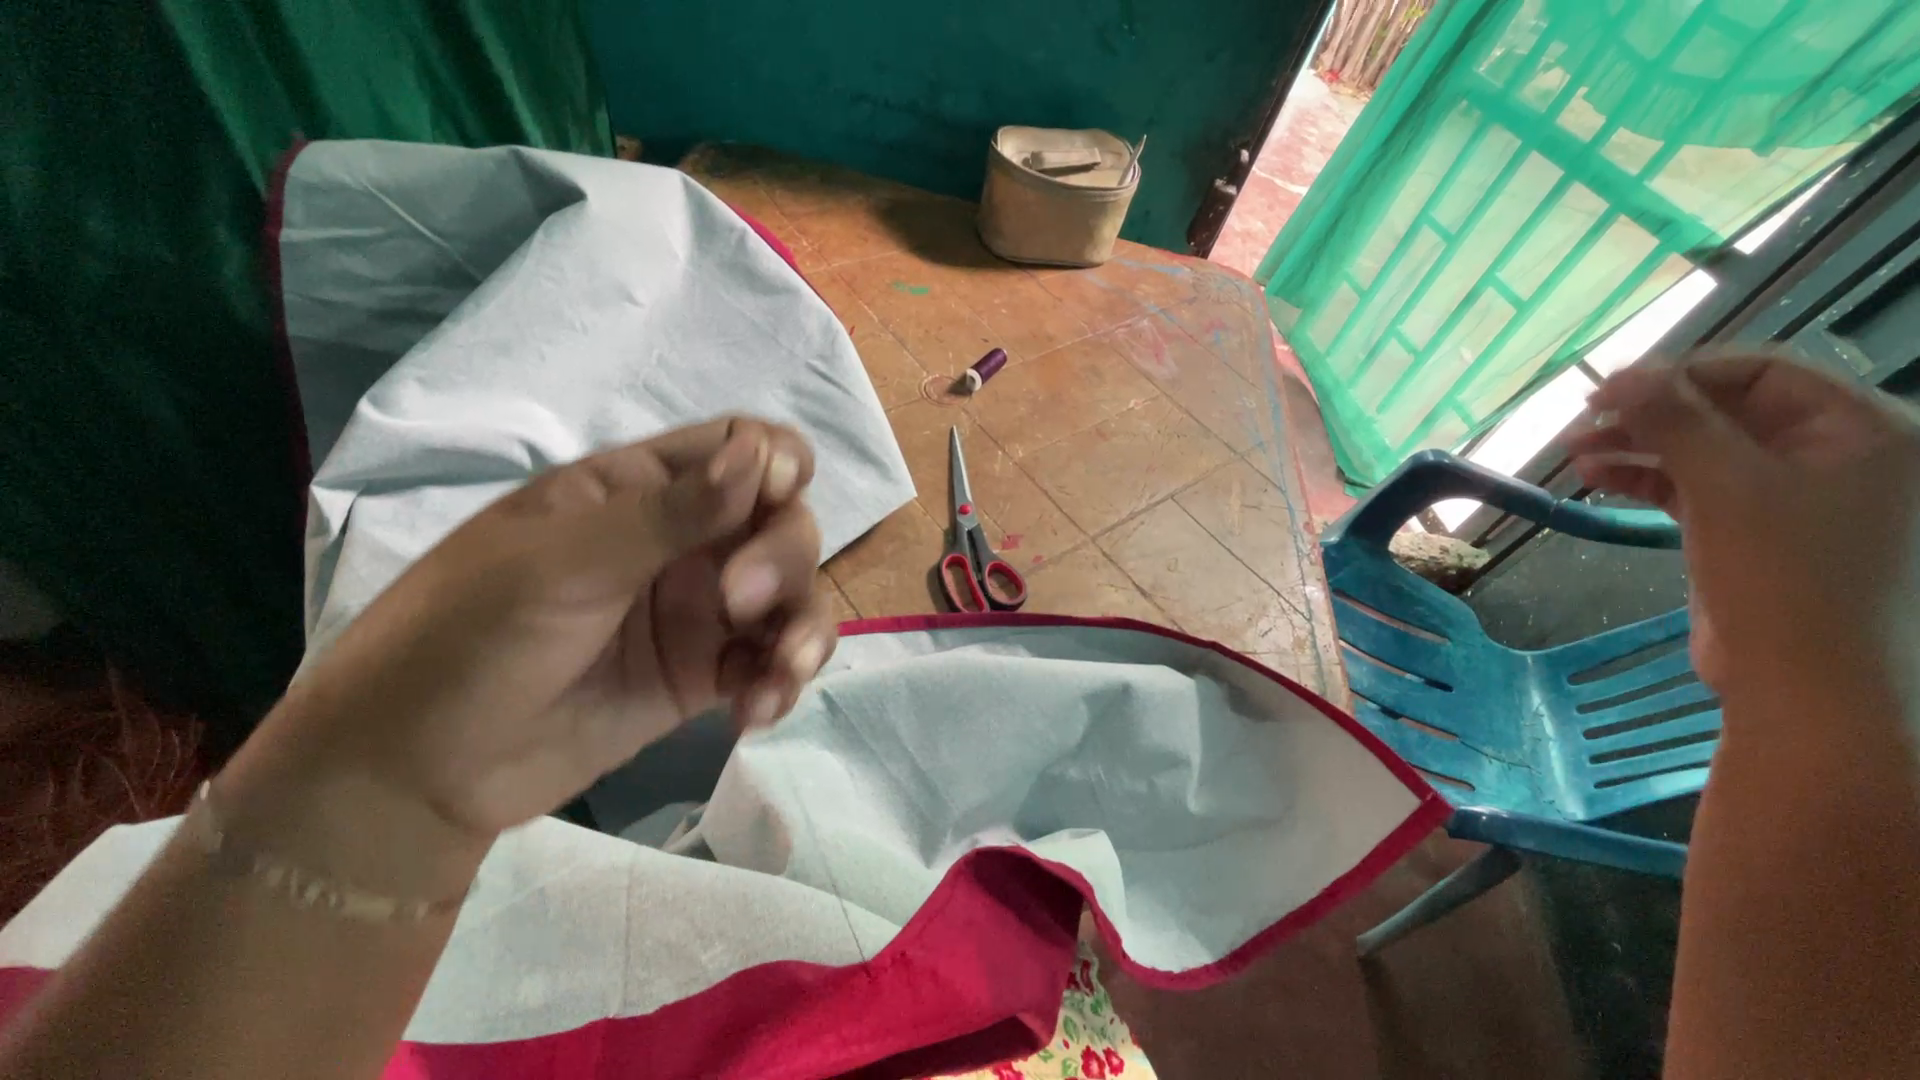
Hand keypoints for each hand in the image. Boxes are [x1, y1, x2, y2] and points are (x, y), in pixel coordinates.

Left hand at [238, 418, 837, 849]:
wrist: (417, 770)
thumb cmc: (469, 636)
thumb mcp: (562, 563)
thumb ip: (668, 513)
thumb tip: (760, 450)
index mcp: (638, 490)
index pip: (739, 448)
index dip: (775, 462)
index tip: (775, 494)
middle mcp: (681, 543)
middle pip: (782, 522)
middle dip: (781, 558)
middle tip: (736, 605)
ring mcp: (696, 612)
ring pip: (791, 596)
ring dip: (803, 629)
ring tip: (780, 676)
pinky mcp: (702, 676)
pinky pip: (770, 664)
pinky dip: (780, 682)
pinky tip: (755, 713)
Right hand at [1567, 353, 1918, 694]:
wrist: (1800, 684)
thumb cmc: (1784, 575)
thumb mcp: (1727, 486)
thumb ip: (1675, 421)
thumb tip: (1618, 373)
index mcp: (1861, 431)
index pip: (1763, 372)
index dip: (1683, 374)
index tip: (1608, 391)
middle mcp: (1832, 454)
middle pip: (1726, 410)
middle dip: (1649, 415)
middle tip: (1581, 423)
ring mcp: (1789, 494)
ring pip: (1701, 449)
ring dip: (1636, 447)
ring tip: (1574, 453)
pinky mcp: (1750, 529)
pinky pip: (1693, 486)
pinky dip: (1644, 478)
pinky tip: (1595, 478)